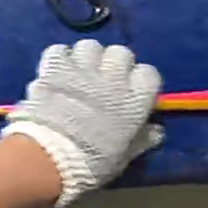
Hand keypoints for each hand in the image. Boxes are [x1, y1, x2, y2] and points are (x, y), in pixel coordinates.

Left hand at [2, 40, 162, 206]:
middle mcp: (113, 80)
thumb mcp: (124, 155)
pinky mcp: (54, 69)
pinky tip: (55, 69)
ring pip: (90, 46)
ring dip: (84, 57)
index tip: (127, 89)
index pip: (148, 74)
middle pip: (120, 53)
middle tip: (99, 78)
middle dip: (111, 63)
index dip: (137, 79)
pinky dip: (57, 57)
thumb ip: (141, 139)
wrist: (51, 154)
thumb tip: (156, 131)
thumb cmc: (91, 161)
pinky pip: (58, 50)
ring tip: (76, 71)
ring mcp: (82, 71)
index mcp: (136, 101)